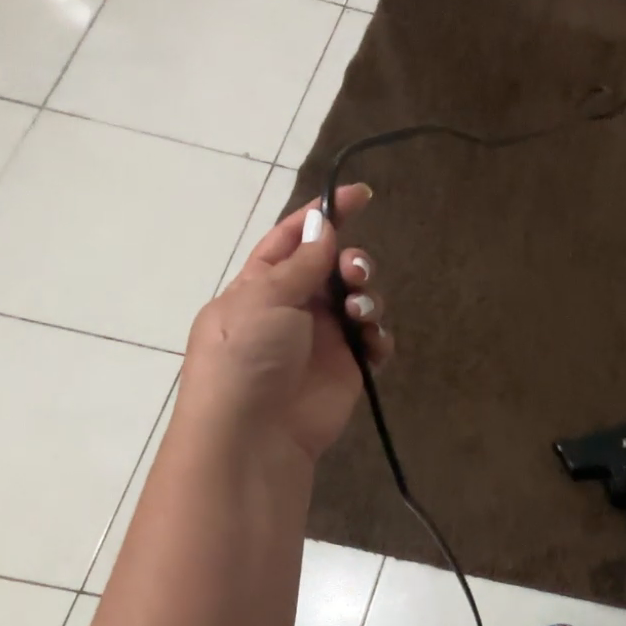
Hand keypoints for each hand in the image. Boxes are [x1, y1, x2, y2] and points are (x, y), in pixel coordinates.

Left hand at [183, 183, 393, 459]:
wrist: (257, 430)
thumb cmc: (247, 355)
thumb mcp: (265, 298)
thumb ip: (300, 263)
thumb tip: (322, 226)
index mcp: (261, 282)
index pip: (295, 237)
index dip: (325, 214)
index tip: (362, 195)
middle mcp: (294, 306)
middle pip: (334, 267)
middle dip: (351, 263)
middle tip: (354, 274)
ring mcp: (323, 338)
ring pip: (359, 302)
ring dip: (366, 299)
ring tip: (360, 314)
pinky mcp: (349, 368)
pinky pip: (374, 342)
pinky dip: (379, 338)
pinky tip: (373, 344)